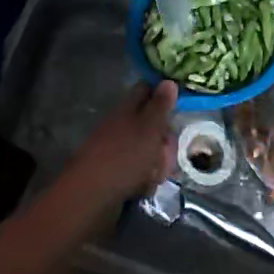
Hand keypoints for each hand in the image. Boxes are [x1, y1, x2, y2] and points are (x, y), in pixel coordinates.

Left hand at [62, 79, 178, 205]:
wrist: (92, 193)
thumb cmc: (124, 156)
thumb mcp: (148, 128)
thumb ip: (159, 106)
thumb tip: (168, 81)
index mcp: (126, 108)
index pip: (146, 91)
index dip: (164, 96)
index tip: (180, 108)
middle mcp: (121, 124)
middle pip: (153, 126)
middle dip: (164, 142)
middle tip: (164, 154)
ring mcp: (118, 146)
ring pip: (149, 150)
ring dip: (157, 163)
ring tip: (152, 175)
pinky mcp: (117, 169)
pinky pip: (140, 169)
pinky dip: (146, 178)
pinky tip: (143, 186)